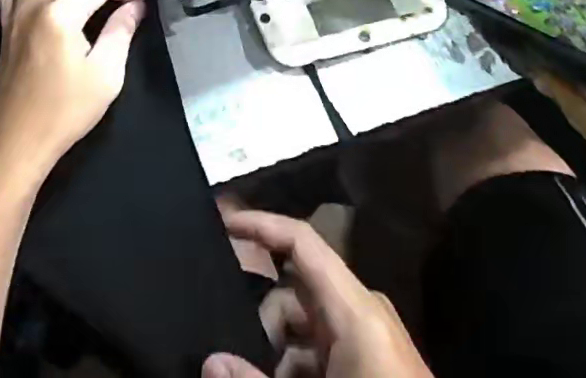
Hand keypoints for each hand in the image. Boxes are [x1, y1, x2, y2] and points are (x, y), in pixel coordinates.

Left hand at [0, 0, 146, 182]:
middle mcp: (35, 2)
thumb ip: (121, 31)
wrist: (17, 140)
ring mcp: (16, 11)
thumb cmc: (65, 111)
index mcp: (61, 12)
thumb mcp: (106, 75)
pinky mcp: (5, 24)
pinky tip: (51, 2)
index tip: (139, 2)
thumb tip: (135, 6)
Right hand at [202, 210, 431, 377]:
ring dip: (279, 349)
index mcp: (355, 310)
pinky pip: (325, 347)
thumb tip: (210, 361)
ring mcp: (372, 339)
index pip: (301, 241)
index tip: (222, 223)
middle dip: (261, 319)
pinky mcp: (376, 363)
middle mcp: (364, 312)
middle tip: (235, 355)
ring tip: (256, 375)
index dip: (261, 225)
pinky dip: (300, 364)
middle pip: (296, 291)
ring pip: (308, 323)